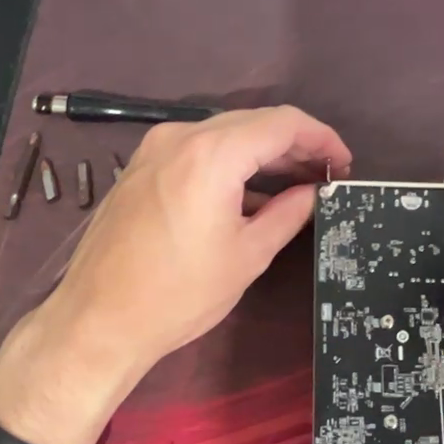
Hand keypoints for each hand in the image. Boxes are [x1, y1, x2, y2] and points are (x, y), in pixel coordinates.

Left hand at [0, 106, 350, 443]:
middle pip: (253, 123)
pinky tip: (251, 193)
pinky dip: (230, 163)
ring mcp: (154, 149)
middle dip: (295, 145)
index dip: (322, 138)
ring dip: (263, 154)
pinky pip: (198, 151)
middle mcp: (180, 137)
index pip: (282, 123)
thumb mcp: (248, 255)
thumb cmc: (179, 293)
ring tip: (297, 184)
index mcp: (212, 154)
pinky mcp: (140, 167)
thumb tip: (313, 192)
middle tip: (326, 175)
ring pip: (224, 134)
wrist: (98, 321)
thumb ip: (288, 214)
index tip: (345, 164)